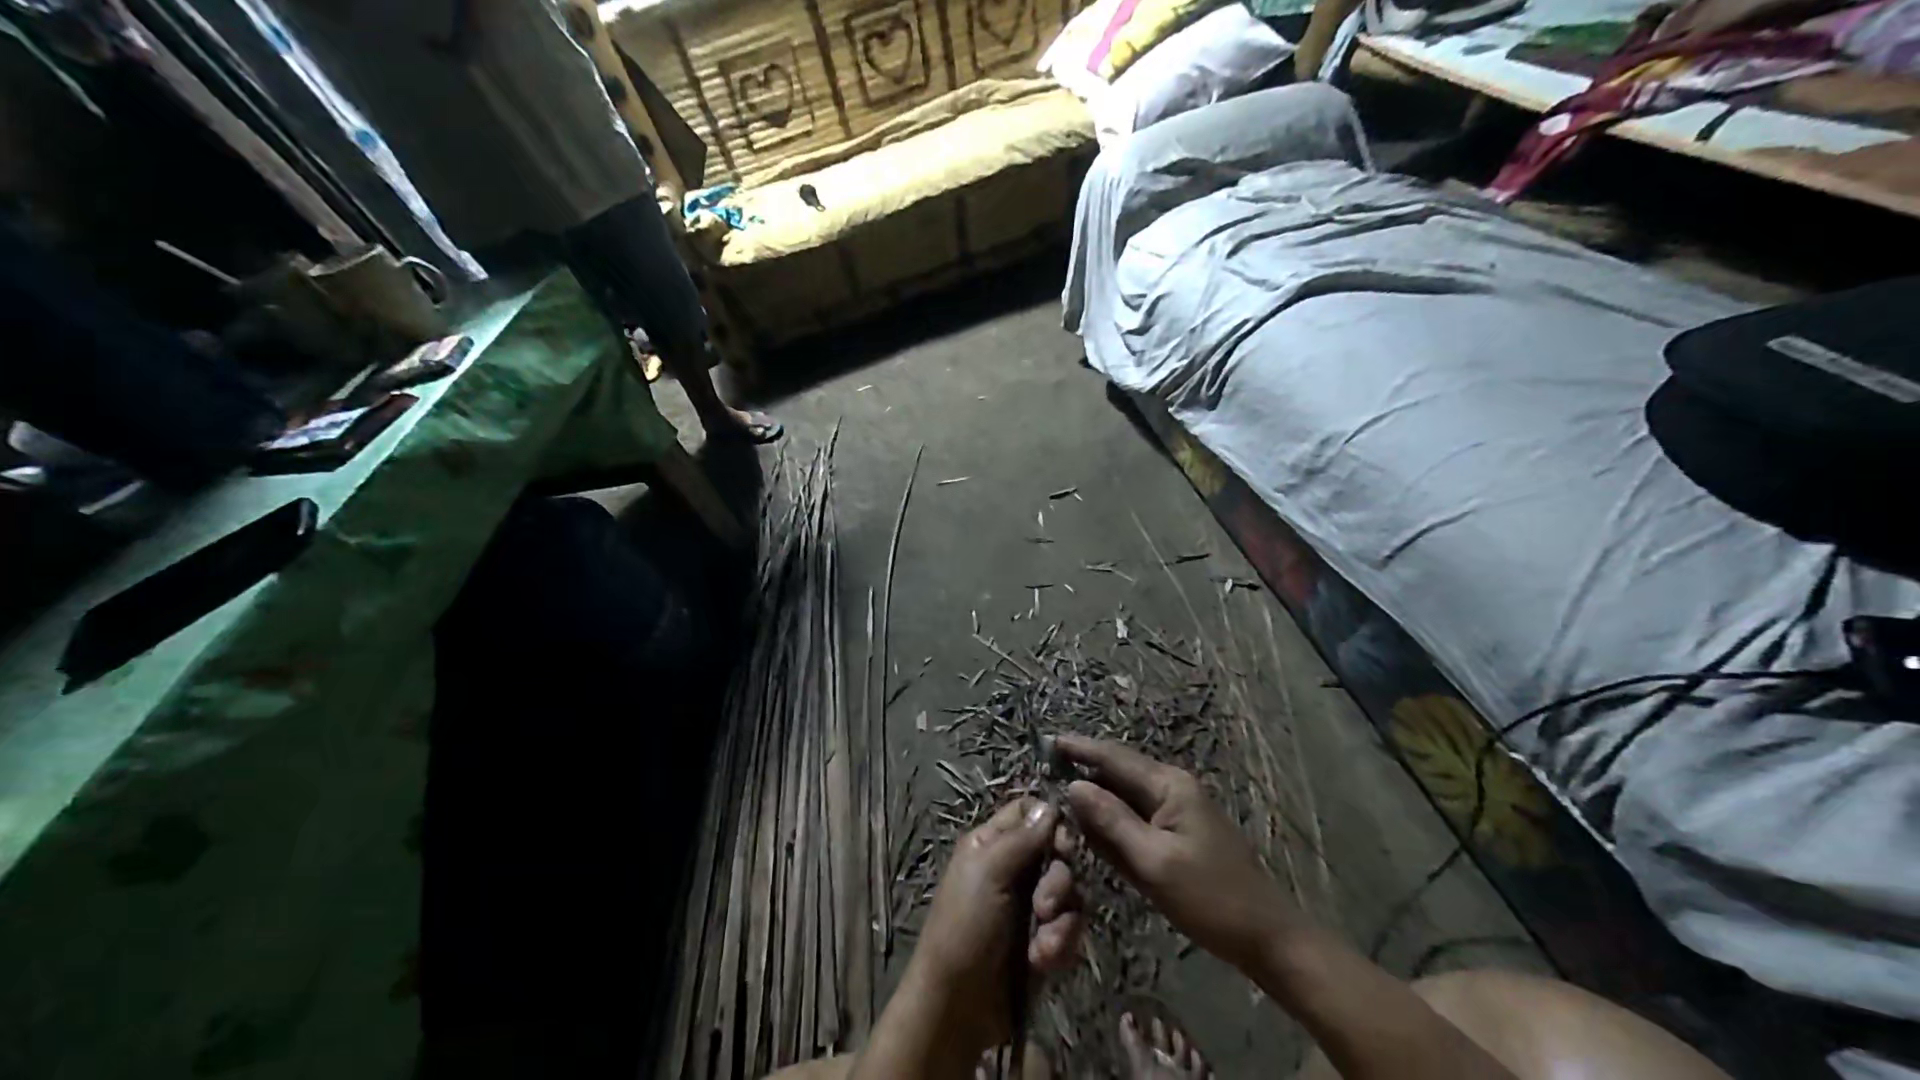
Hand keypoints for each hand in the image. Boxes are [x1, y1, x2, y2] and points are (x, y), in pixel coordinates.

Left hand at [896, 798, 1082, 1058]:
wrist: (958, 1006)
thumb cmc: (964, 928)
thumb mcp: (987, 873)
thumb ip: (1021, 837)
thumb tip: (1052, 804)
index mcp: (992, 844)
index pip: (1030, 812)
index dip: (1051, 824)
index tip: (1060, 845)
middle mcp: (1014, 869)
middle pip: (1059, 853)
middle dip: (1058, 882)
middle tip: (1043, 906)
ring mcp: (1031, 906)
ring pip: (1070, 895)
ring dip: (1061, 923)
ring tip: (1041, 947)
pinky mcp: (1045, 940)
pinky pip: (1070, 930)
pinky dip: (1061, 946)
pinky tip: (1042, 963)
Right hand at [1057, 735, 1296, 971]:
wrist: (1264, 937)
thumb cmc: (1209, 897)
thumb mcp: (1153, 860)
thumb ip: (1111, 821)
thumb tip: (1073, 785)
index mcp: (1168, 785)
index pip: (1113, 757)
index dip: (1079, 748)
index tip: (1046, 740)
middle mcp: (1170, 790)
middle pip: (1117, 774)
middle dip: (1082, 774)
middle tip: (1042, 774)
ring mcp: (1174, 814)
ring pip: (1122, 799)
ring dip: (1094, 800)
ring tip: (1055, 798)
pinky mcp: (1174, 837)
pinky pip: (1133, 821)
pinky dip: (1110, 824)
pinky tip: (1086, 829)